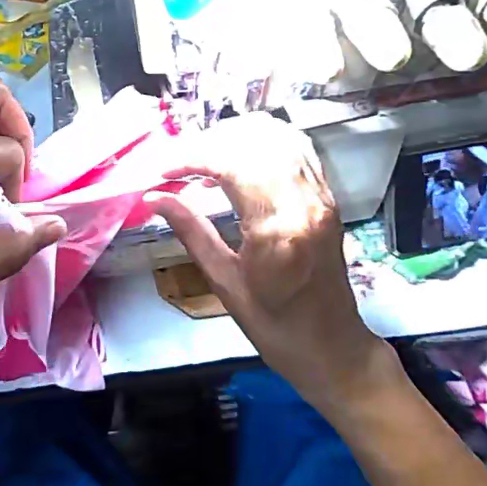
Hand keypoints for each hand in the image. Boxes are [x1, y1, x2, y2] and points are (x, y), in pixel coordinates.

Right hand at [152, 114, 399, 411]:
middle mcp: (305, 204)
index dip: (192, 159)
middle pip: (254, 145)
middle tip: (178, 163)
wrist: (332, 347)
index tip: (164, 171)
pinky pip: (299, 151)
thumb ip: (191, 231)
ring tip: (204, 155)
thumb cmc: (274, 326)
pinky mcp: (328, 199)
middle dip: (210, 145)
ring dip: (237, 138)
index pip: (232, 167)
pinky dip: (265, 142)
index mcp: (277, 230)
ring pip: (279, 139)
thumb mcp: (224, 282)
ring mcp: (322, 198)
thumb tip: (153, 198)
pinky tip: (241, 152)